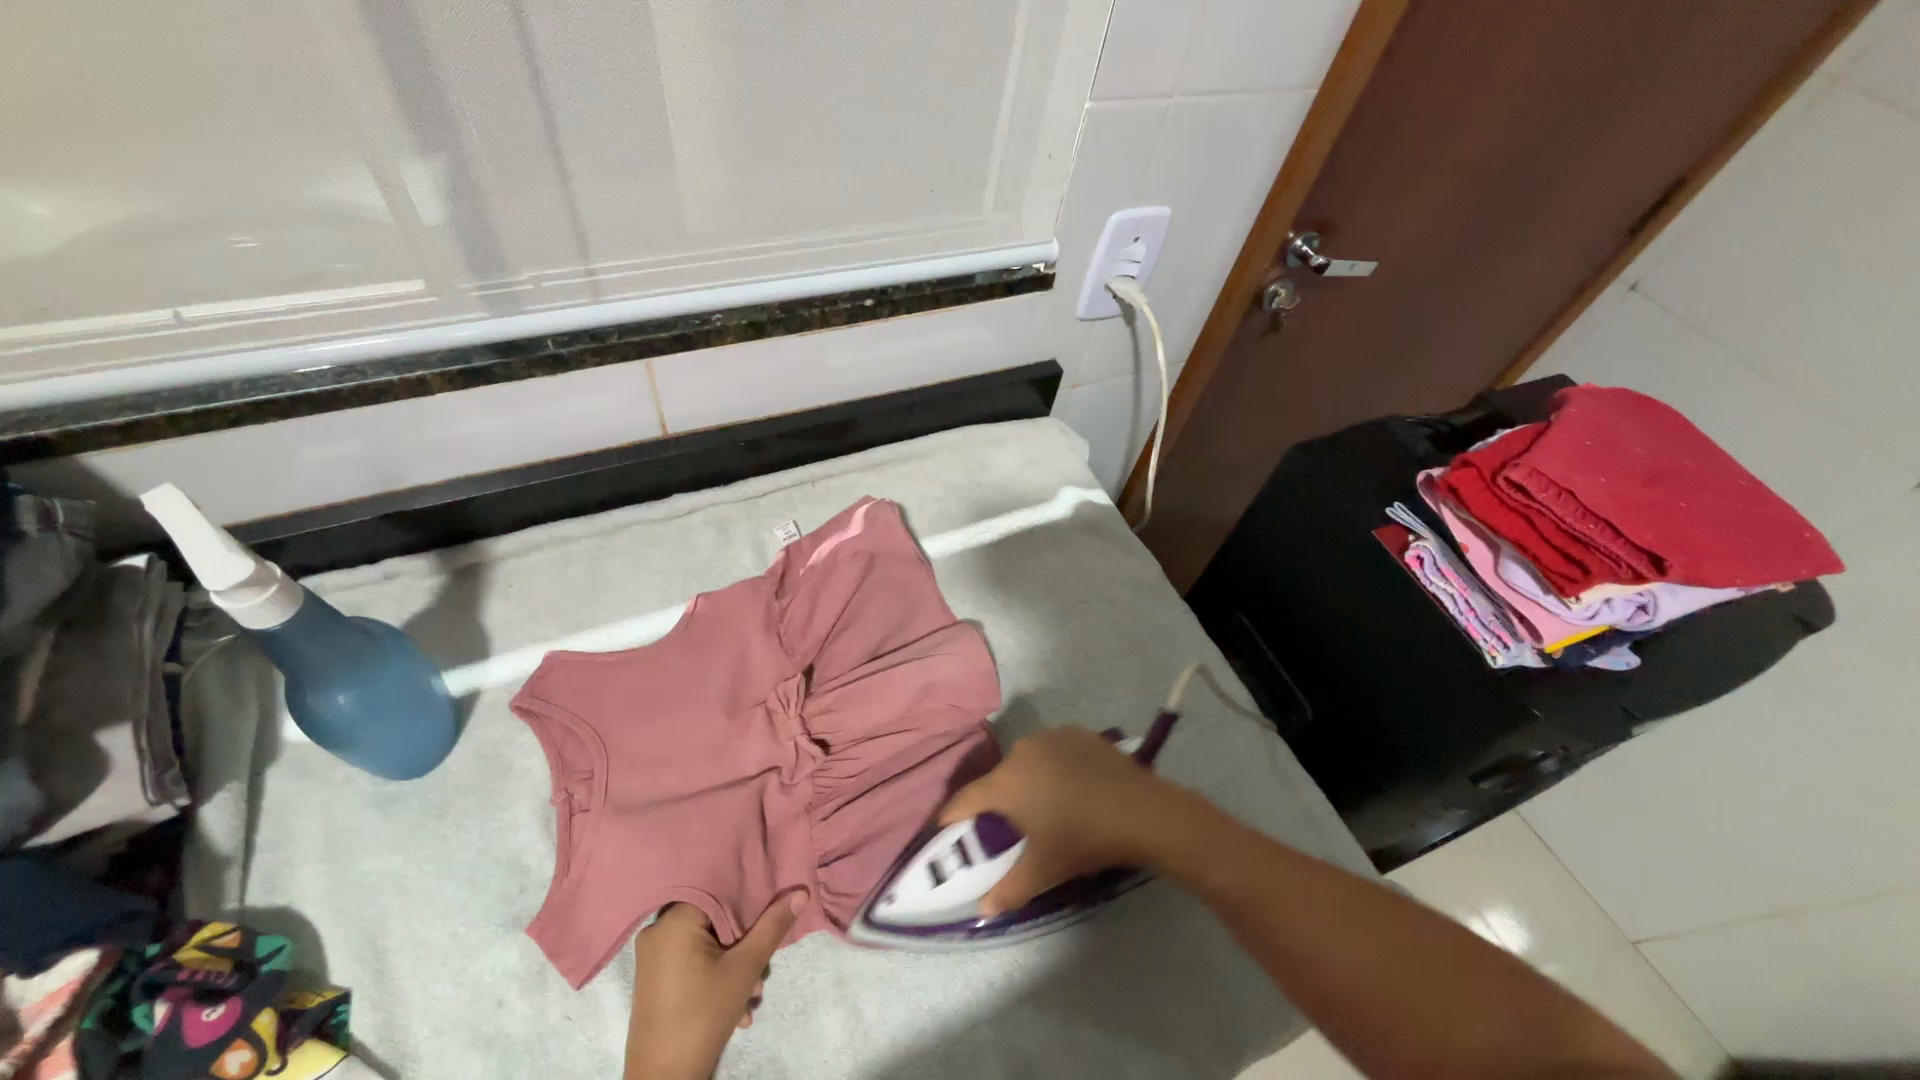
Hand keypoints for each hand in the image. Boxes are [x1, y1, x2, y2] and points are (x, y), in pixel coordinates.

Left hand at [624, 892, 804, 1079]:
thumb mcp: (746, 968)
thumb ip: (773, 927)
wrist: (664, 1077)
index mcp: (674, 920)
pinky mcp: (653, 979)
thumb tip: (800, 892)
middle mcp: (657, 930)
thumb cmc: (704, 1014)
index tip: (769, 918)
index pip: (719, 891)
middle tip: (762, 972)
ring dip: (734, 967)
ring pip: (706, 945)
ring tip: (751, 996)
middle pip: (715, 921)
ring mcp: (651, 957)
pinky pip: (691, 963)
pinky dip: (715, 978)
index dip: (748, 902)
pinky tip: (735, 1008)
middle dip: (744, 945)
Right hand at [937, 727, 1198, 915]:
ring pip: (1025, 762)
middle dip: (996, 801)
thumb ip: (1008, 890)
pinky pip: (1052, 751)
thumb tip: (982, 910)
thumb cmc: (1084, 840)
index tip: (946, 829)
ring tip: (1044, 805)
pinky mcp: (1077, 732)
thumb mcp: (1044, 870)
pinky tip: (1071, 786)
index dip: (952, 816)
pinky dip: (1053, 767)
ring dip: (1026, 781)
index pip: (965, 799)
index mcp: (1005, 783)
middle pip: (997, 779)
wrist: (1142, 811)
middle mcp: (1020, 752)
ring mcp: (1050, 737)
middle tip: (1007, 826)